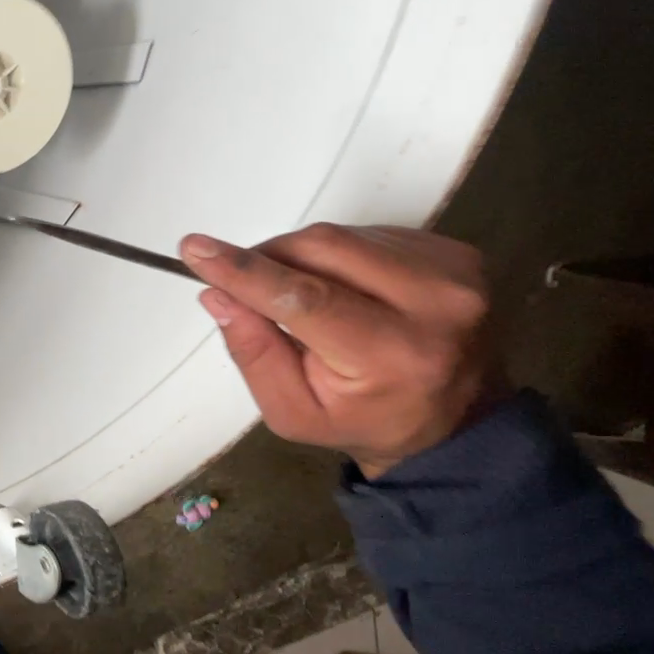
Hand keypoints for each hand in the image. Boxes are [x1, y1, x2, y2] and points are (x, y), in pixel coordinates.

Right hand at [179, 224, 503, 476]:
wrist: (459, 418)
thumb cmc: (364, 420)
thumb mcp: (292, 412)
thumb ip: (254, 354)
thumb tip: (218, 297)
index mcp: (393, 354)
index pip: (305, 297)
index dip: (245, 272)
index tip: (195, 250)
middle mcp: (436, 304)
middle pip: (321, 250)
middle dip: (267, 259)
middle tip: (244, 283)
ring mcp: (454, 272)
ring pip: (340, 236)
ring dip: (298, 256)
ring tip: (299, 295)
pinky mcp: (456, 252)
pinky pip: (366, 234)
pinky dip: (332, 254)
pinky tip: (338, 285)